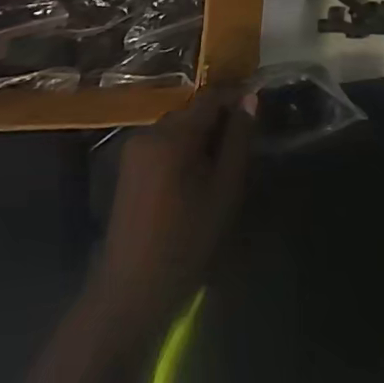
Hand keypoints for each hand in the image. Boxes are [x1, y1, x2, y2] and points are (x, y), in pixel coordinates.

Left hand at [94, 84, 253, 312]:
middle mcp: (150, 131)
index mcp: (173, 134)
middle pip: (191, 111)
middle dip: (217, 121)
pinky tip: (192, 176)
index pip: (210, 97)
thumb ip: (238, 140)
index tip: (256, 107)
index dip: (235, 98)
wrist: (134, 285)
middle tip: (241, 144)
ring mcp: (134, 148)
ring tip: (220, 163)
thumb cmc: (188, 238)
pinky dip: (180, 149)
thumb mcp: (225, 189)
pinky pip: (161, 143)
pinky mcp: (127, 165)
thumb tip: (250, 99)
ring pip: (176, 127)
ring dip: (198, 136)